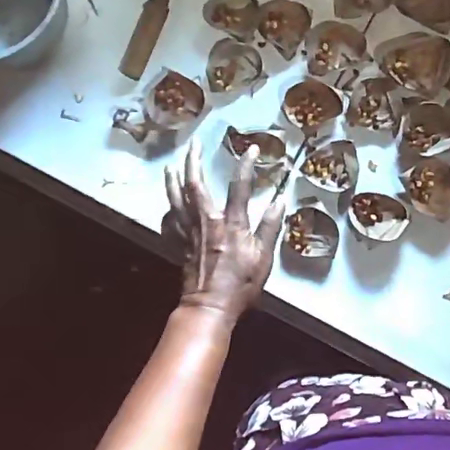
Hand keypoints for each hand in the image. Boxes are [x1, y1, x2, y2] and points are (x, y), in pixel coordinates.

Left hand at [163, 141, 284, 319]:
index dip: (245, 164)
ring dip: (173, 178)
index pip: (239, 186)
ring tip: (171, 164)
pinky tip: (168, 203)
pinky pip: (169, 219)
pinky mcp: (179, 241)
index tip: (252, 148)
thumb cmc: (241, 284)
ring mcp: (189, 230)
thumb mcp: (264, 257)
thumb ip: (270, 226)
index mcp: (231, 223)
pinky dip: (167, 208)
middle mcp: (207, 221)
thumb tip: (282, 200)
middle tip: (194, 144)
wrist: (209, 305)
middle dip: (194, 160)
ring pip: (176, 197)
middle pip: (195, 183)